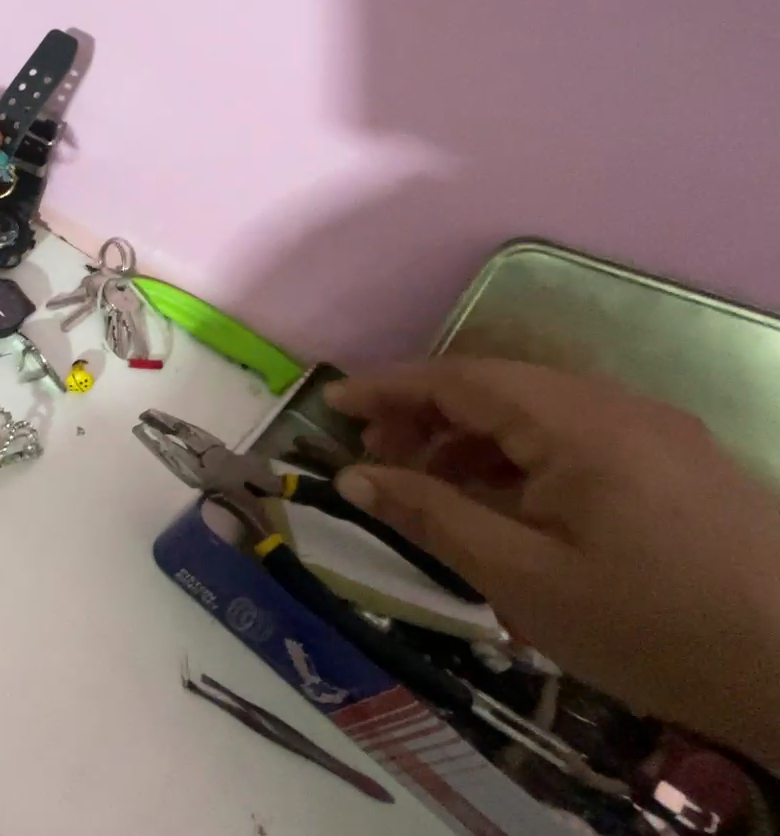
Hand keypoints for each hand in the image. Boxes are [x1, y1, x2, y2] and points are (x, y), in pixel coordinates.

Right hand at [328, 358, 779, 767]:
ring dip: (466, 431)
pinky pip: (571, 434)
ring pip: (532, 409)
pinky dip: (512, 451)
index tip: (331, 404)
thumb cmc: (654, 628)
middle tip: (371, 451)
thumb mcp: (520, 577)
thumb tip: (352, 478)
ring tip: (423, 476)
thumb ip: (429, 514)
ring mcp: (656, 436)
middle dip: (422, 411)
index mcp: (582, 427)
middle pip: (496, 386)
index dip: (387, 387)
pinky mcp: (676, 465)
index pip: (461, 380)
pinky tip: (492, 495)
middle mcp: (621, 412)